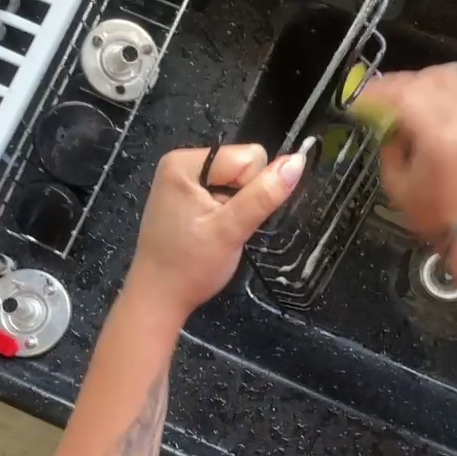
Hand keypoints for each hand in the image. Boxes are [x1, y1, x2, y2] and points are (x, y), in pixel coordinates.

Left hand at [124, 143, 304, 318]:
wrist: (158, 298)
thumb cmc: (190, 267)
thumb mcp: (230, 231)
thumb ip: (263, 196)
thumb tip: (298, 161)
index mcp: (185, 162)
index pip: (249, 156)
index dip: (254, 189)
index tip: (235, 218)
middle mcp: (181, 163)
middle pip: (242, 165)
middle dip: (244, 198)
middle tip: (226, 228)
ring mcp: (181, 180)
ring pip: (235, 181)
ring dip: (236, 207)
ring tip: (217, 233)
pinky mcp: (184, 197)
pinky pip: (222, 192)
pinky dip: (224, 212)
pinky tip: (210, 233)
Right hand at [362, 63, 456, 251]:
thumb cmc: (428, 212)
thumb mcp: (395, 180)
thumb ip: (388, 141)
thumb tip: (381, 116)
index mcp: (438, 138)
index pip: (406, 95)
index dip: (377, 92)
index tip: (356, 100)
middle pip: (424, 80)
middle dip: (394, 84)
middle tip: (372, 98)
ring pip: (444, 74)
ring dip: (417, 79)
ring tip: (397, 96)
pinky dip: (434, 85)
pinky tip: (418, 101)